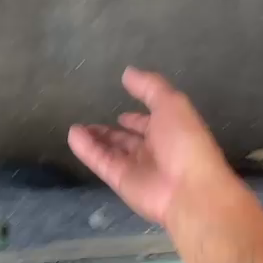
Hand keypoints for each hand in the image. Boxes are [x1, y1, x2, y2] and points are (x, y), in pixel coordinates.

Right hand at [68, 68, 255, 228]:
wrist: (189, 190)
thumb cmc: (185, 142)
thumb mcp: (172, 104)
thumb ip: (149, 87)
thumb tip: (127, 72)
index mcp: (171, 132)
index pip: (150, 124)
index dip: (137, 119)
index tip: (122, 113)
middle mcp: (154, 150)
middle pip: (128, 140)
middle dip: (112, 132)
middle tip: (91, 122)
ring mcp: (136, 167)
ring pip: (111, 150)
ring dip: (95, 138)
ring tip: (77, 126)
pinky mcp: (119, 180)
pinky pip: (99, 160)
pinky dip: (85, 148)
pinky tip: (73, 133)